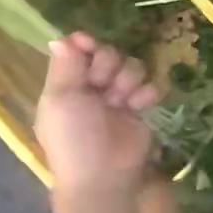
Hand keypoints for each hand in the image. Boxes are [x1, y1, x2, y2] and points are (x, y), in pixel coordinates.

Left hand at [36, 34, 162, 195]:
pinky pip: (152, 86)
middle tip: (103, 85)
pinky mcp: (143, 110)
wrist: (104, 174)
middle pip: (109, 54)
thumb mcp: (60, 99)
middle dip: (109, 65)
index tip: (91, 44)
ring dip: (128, 79)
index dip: (86, 43)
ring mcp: (120, 98)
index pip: (78, 50)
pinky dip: (147, 93)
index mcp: (68, 84)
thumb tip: (60, 38)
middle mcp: (94, 87)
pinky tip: (139, 106)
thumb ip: (65, 66)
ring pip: (133, 67)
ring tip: (122, 100)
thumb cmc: (74, 136)